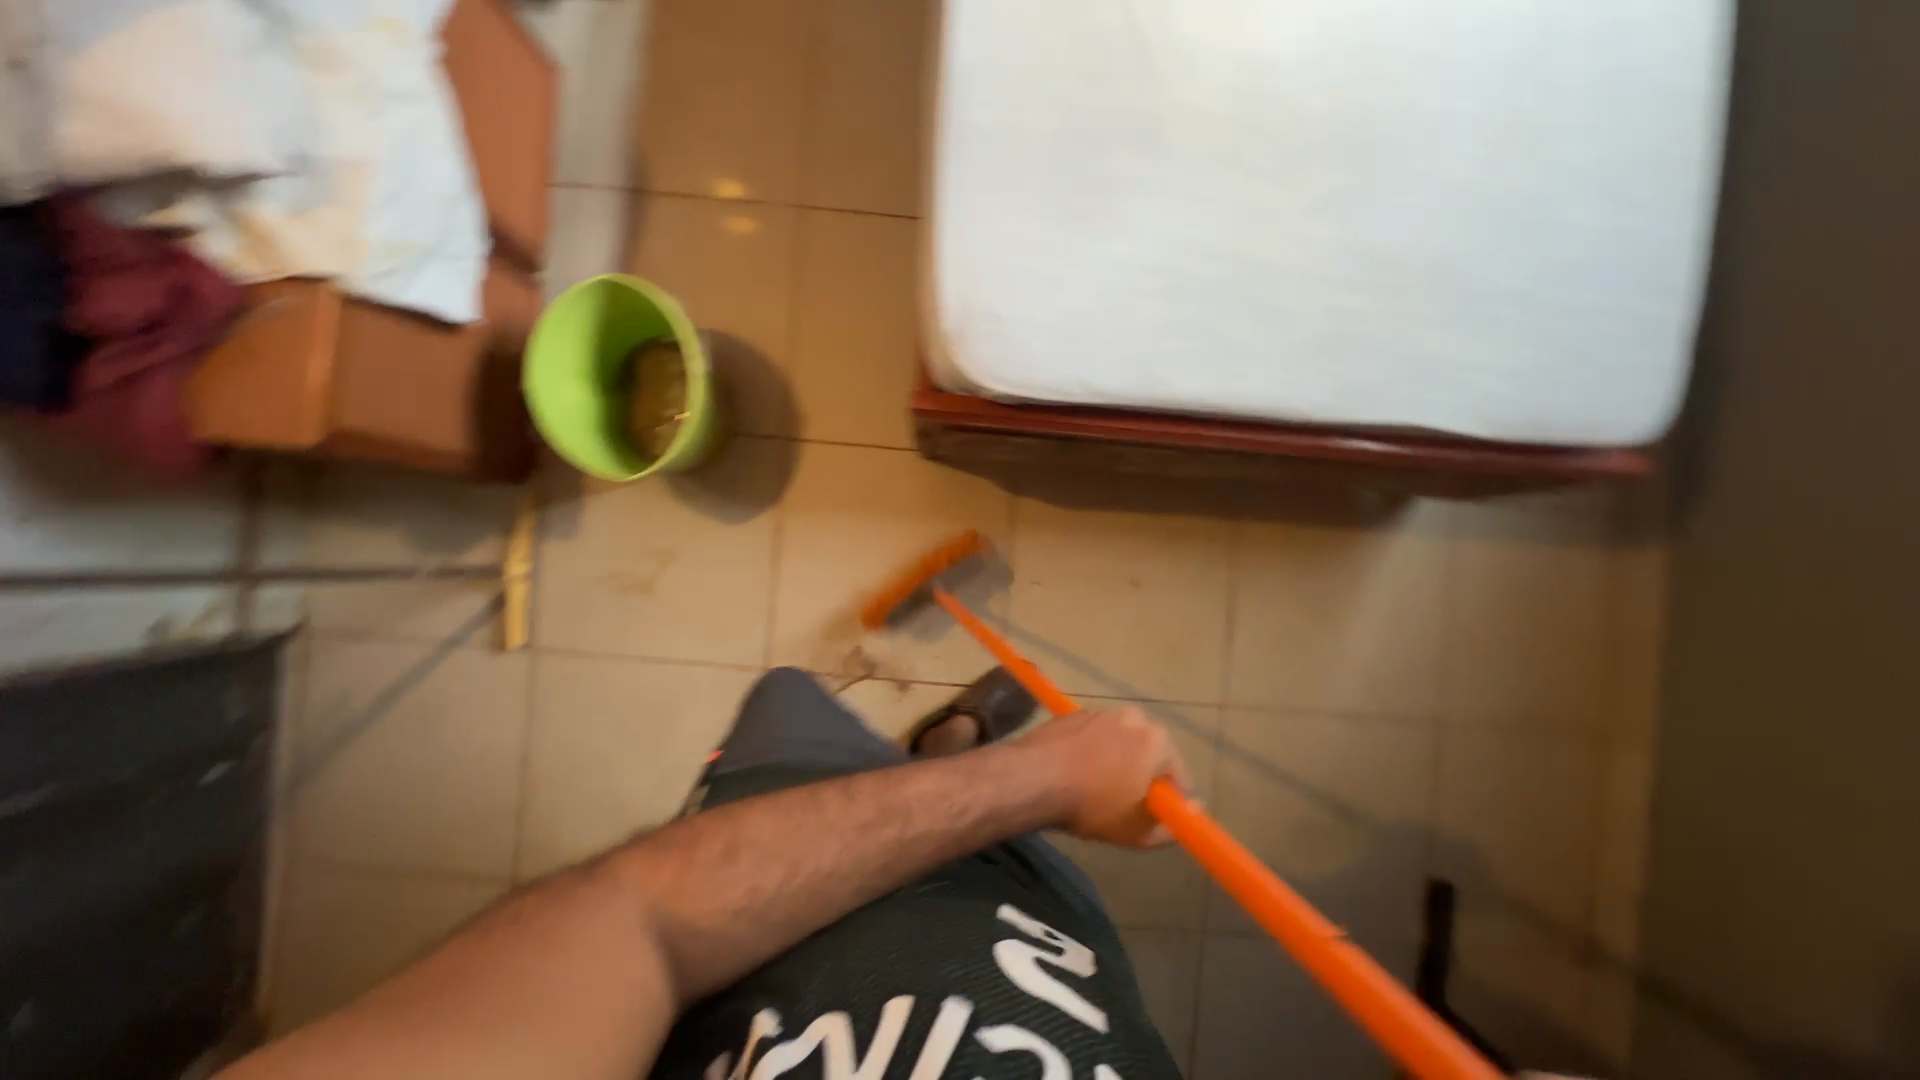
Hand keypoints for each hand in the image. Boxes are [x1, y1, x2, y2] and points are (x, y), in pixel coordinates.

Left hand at [1020, 706, 1189, 848]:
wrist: (1034, 777)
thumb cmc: (1092, 805)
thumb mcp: (1135, 831)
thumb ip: (1169, 826)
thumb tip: (1190, 813)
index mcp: (1157, 741)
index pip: (1178, 774)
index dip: (1171, 798)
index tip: (1159, 815)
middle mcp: (1134, 718)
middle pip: (1149, 752)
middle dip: (1143, 775)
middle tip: (1127, 803)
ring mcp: (1101, 712)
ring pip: (1120, 742)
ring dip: (1116, 760)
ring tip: (1097, 788)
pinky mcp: (1073, 714)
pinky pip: (1093, 736)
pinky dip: (1091, 751)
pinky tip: (1076, 772)